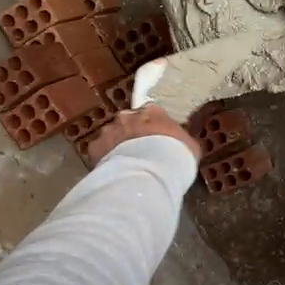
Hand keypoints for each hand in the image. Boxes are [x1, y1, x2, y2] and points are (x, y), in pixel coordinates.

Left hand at [84, 105, 201, 162]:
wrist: (149, 173)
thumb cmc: (176, 157)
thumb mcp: (189, 147)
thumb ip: (180, 140)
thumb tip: (179, 144)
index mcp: (153, 111)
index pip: (152, 114)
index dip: (154, 129)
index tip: (158, 142)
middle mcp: (127, 115)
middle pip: (128, 123)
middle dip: (132, 136)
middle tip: (141, 155)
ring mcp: (108, 130)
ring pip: (111, 137)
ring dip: (117, 147)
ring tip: (127, 167)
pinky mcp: (94, 148)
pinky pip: (99, 152)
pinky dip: (104, 160)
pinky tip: (113, 173)